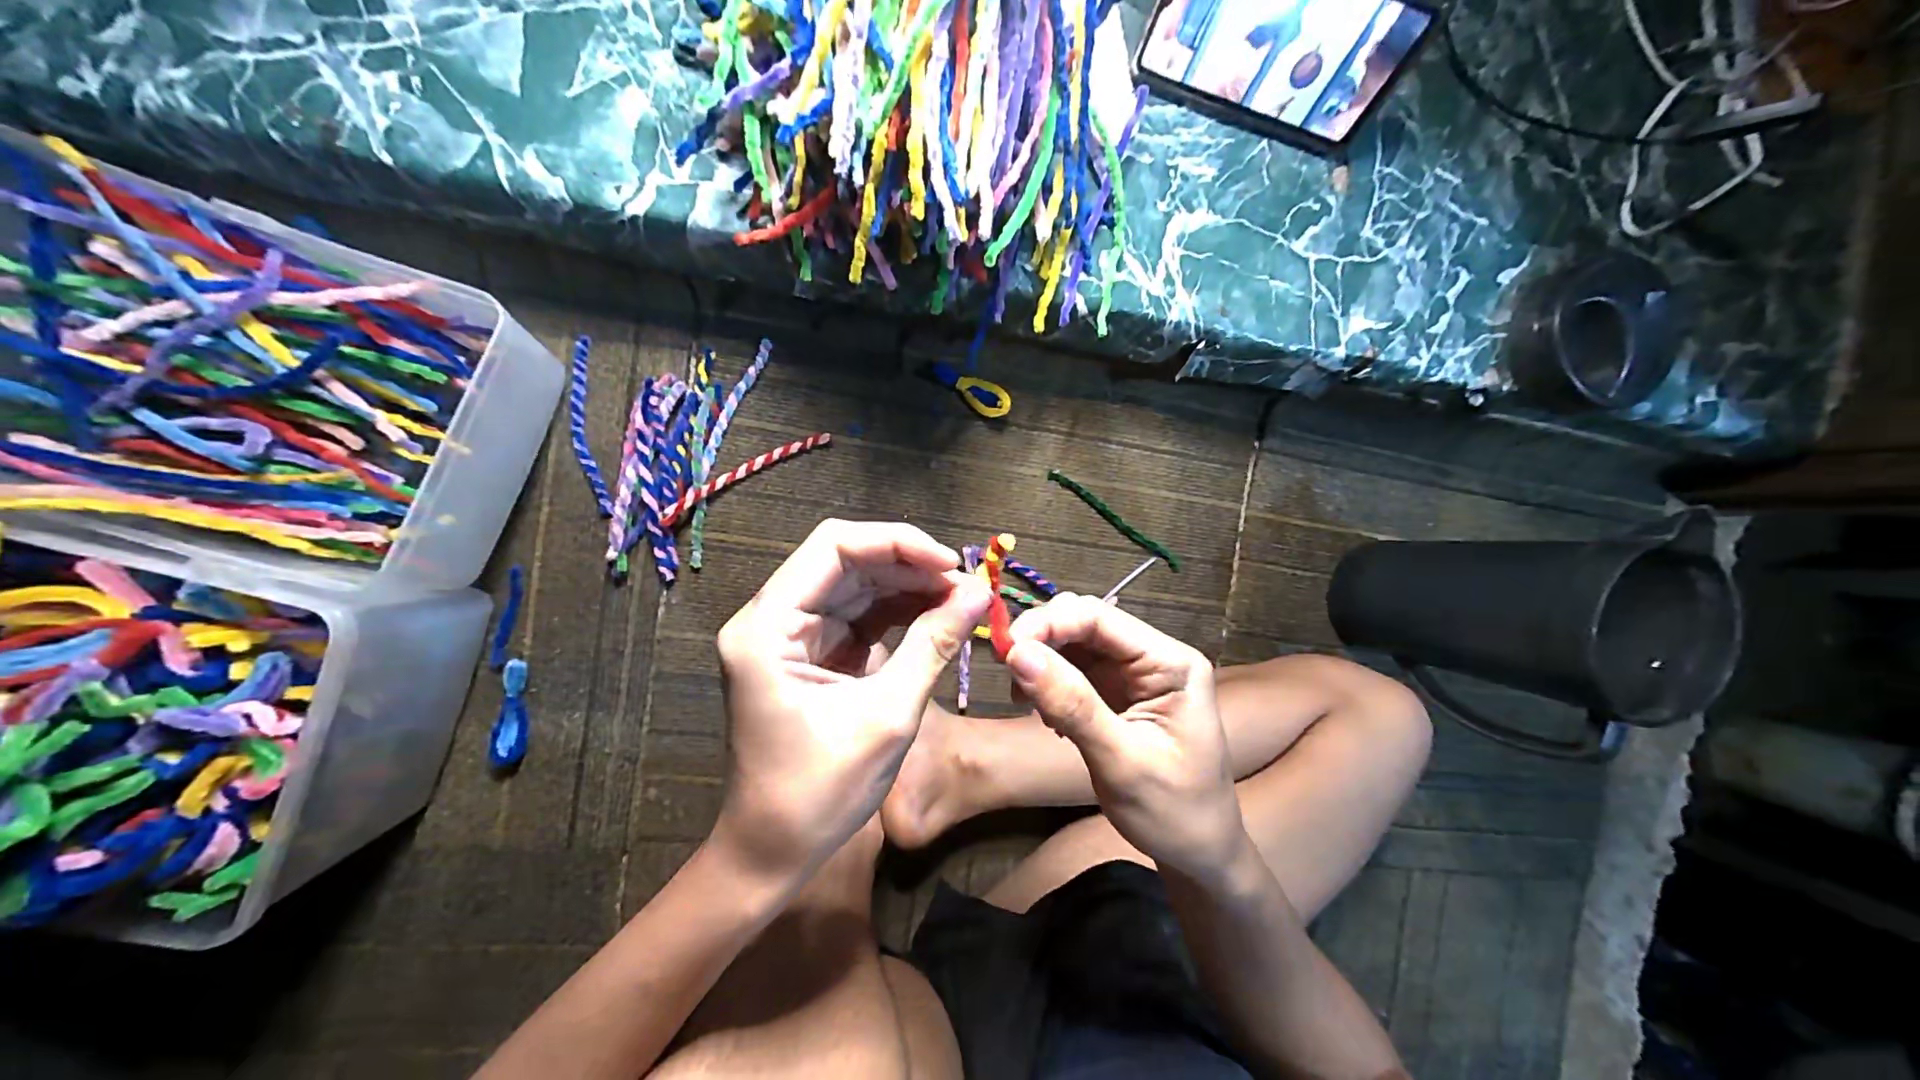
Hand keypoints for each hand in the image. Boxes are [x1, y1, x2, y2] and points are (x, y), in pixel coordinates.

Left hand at [712, 520, 990, 886]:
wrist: (773, 850)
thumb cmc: (820, 792)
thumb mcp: (888, 715)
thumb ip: (932, 645)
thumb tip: (980, 594)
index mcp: (767, 627)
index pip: (833, 547)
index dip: (896, 543)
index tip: (949, 563)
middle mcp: (770, 619)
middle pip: (844, 561)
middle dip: (907, 565)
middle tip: (964, 585)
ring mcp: (788, 635)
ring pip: (854, 585)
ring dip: (907, 586)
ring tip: (960, 598)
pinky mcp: (809, 654)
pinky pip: (856, 616)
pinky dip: (897, 612)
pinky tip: (937, 613)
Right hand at [1004, 594, 1247, 880]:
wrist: (1197, 851)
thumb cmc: (1173, 811)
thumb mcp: (1121, 761)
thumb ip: (1072, 704)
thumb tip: (1018, 654)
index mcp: (1170, 662)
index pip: (1100, 617)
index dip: (1048, 623)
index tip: (1006, 648)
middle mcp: (1152, 657)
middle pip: (1083, 622)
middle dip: (1041, 639)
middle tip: (1008, 672)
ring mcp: (1132, 673)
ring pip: (1073, 642)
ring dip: (1041, 660)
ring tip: (1026, 700)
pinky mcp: (1114, 692)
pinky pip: (1071, 668)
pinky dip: (1047, 681)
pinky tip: (1043, 712)